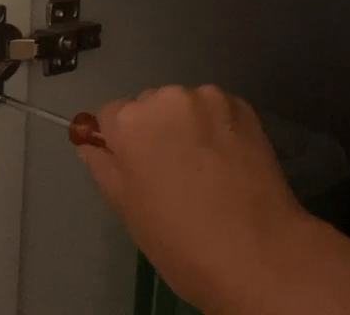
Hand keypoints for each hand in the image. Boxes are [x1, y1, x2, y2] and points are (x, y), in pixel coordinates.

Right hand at [77, 85, 313, 310]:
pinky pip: (218, 110)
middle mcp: (169, 97)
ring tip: (205, 169)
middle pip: (150, 104)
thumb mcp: (129, 210)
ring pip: (186, 105)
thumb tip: (90, 144)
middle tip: (173, 173)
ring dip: (188, 126)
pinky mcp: (243, 105)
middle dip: (156, 129)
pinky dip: (218, 127)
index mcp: (133, 121)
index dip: (121, 140)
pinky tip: (228, 162)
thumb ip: (105, 168)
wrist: (258, 251)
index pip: (111, 114)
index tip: (136, 166)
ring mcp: (210, 98)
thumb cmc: (181, 240)